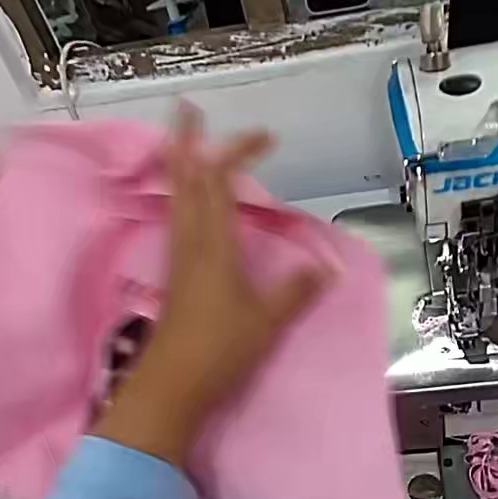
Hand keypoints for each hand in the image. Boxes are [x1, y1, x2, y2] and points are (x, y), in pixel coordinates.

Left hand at [92, 105, 328, 468]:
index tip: (266, 136)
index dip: (239, 153)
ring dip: (181, 167)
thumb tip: (326, 268)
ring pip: (177, 200)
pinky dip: (185, 199)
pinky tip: (189, 206)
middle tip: (186, 109)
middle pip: (185, 182)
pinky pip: (179, 223)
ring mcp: (179, 260)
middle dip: (187, 142)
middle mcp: (191, 244)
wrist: (171, 388)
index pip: (221, 185)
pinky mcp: (176, 278)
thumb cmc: (219, 351)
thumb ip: (296, 291)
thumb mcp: (267, 322)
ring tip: (184, 144)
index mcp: (214, 247)